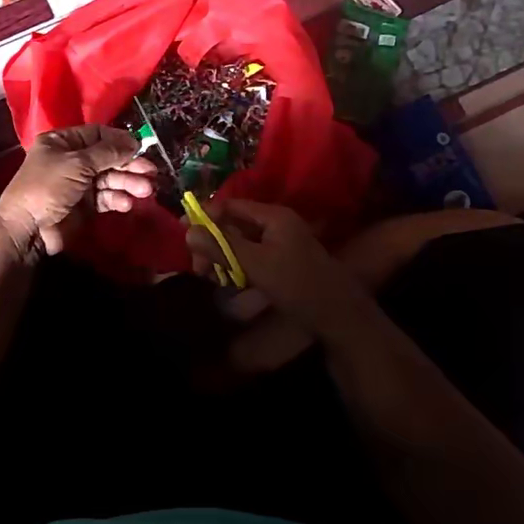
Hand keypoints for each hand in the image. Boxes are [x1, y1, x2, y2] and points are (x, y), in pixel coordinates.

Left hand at [0, 125, 157, 256]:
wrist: (28, 229)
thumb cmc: (48, 186)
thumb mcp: (76, 164)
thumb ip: (107, 153)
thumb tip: (133, 142)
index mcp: (62, 142)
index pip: (97, 134)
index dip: (119, 140)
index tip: (140, 147)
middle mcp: (71, 160)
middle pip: (107, 157)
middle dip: (129, 164)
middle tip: (151, 171)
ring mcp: (78, 183)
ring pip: (109, 178)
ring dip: (128, 182)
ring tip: (145, 190)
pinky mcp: (84, 206)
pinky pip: (105, 197)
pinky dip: (117, 199)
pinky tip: (126, 203)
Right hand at [187, 199, 372, 342]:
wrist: (340, 318)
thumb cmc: (297, 285)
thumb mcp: (255, 264)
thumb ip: (221, 246)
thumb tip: (187, 230)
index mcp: (273, 216)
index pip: (230, 205)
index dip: (205, 216)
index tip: (183, 232)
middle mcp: (277, 224)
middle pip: (233, 224)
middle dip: (212, 242)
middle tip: (198, 266)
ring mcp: (281, 244)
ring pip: (241, 243)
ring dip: (222, 256)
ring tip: (209, 276)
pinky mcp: (282, 263)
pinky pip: (251, 256)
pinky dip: (236, 266)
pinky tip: (228, 281)